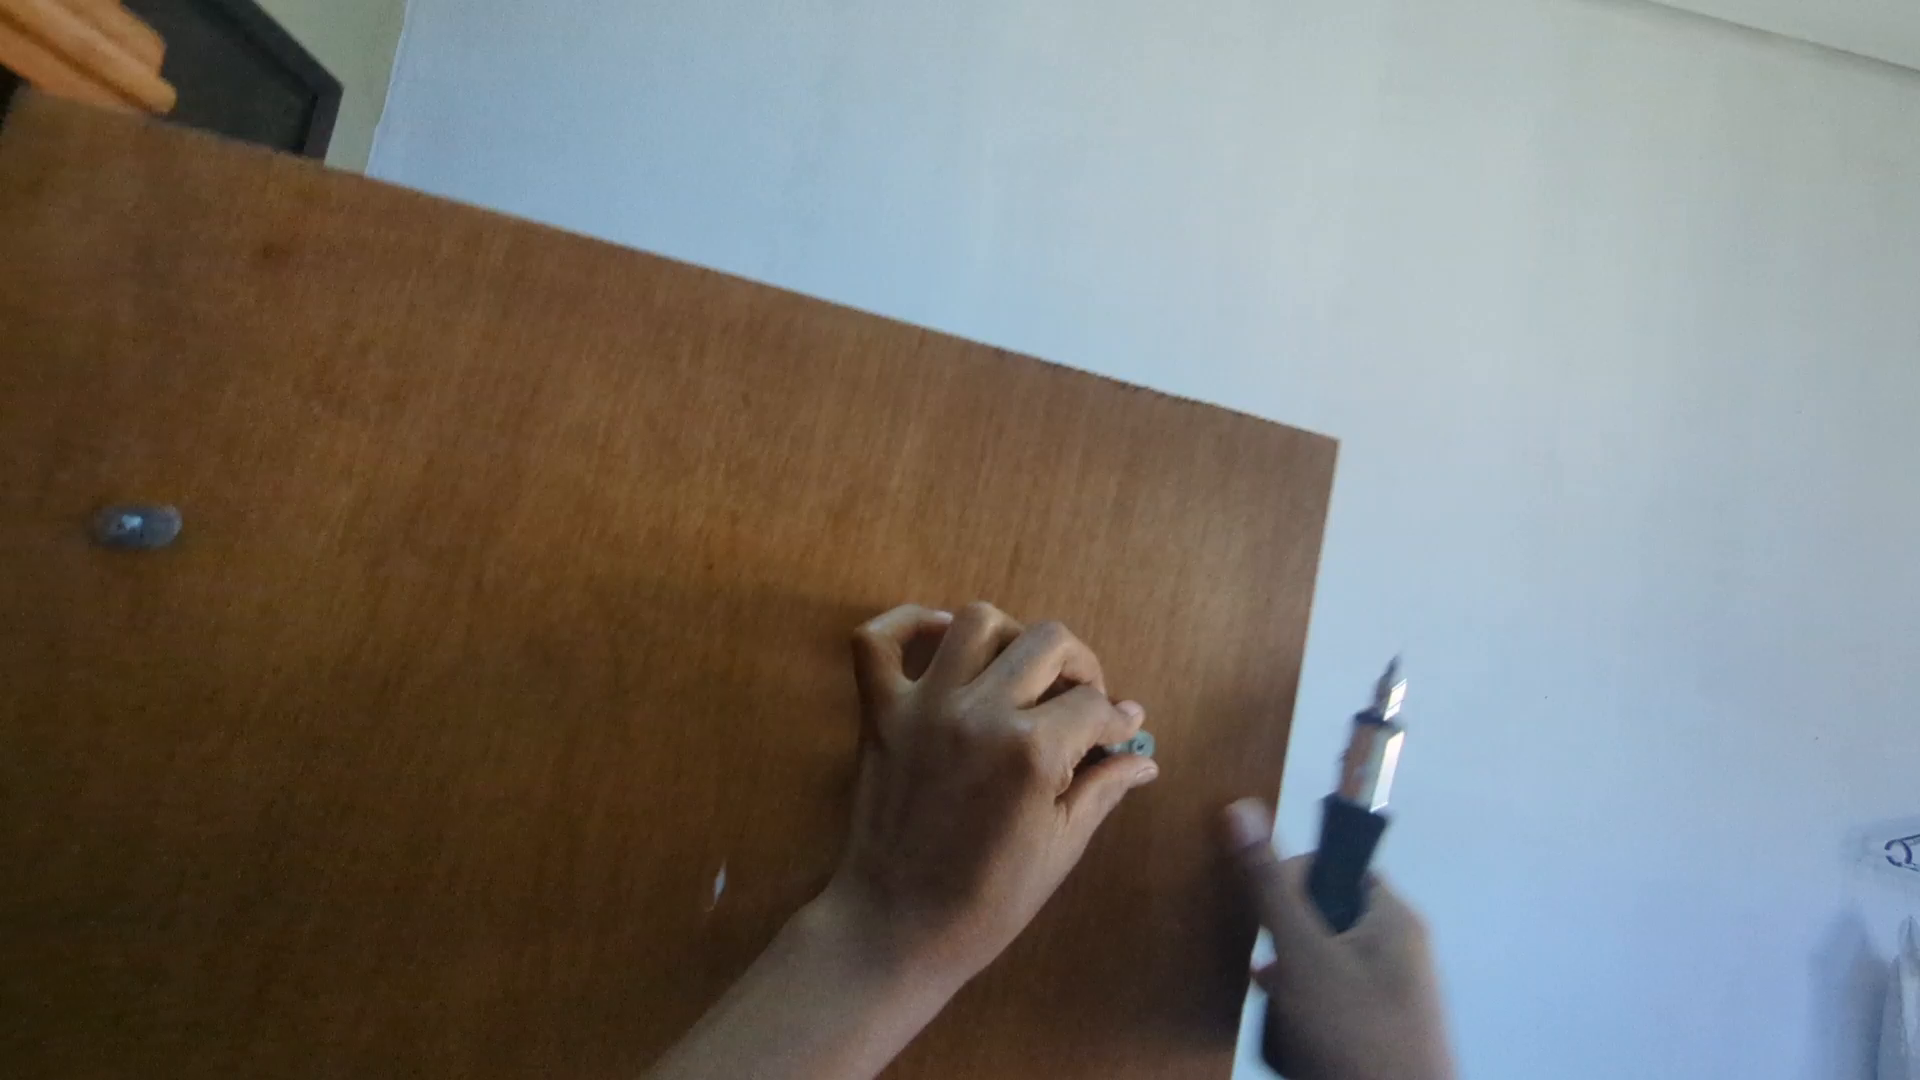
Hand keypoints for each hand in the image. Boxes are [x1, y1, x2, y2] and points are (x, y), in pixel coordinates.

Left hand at [817, 602, 1159, 984]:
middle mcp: (979, 711)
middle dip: (1080, 664)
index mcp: (1031, 750)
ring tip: (1018, 669)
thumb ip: (1104, 787)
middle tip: (1078, 695)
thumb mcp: (1062, 847)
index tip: (1118, 732)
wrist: (896, 926)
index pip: (1093, 704)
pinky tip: (941, 637)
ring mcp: (923, 704)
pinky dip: (908, 622)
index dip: (1115, 720)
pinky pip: (878, 638)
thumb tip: (1144, 752)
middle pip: (1048, 641)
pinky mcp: (879, 710)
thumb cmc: (989, 899)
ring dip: (1011, 635)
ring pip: (977, 620)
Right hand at [1222, 799, 1454, 1079]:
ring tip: (1280, 1006)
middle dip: (1285, 939)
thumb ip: (1270, 883)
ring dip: (1289, 977)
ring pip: (1319, 957)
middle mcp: (1397, 947)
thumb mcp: (1302, 952)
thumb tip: (1242, 807)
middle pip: (1321, 913)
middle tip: (1276, 970)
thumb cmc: (1355, 1033)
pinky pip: (1329, 995)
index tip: (1271, 915)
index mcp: (1392, 917)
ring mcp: (1391, 991)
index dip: (1292, 879)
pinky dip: (1303, 1006)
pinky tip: (1288, 1030)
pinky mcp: (1380, 1027)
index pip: (1331, 864)